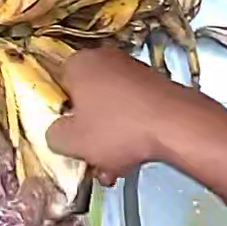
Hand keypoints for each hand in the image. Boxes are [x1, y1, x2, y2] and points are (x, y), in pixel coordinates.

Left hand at [0, 152, 83, 225]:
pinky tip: (74, 224)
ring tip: (74, 196)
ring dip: (54, 205)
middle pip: (18, 187)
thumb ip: (30, 193)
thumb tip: (40, 179)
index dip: (18, 150)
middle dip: (42, 179)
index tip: (38, 139)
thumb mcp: (16, 220)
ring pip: (33, 211)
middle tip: (62, 168)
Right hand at [45, 47, 226, 182]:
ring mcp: (129, 68)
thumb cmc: (117, 127)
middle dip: (87, 132)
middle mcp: (103, 57)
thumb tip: (57, 132)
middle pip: (85, 99)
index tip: (67, 136)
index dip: (61, 114)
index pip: (58, 85)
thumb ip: (53, 135)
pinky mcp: (150, 82)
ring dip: (107, 137)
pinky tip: (131, 156)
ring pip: (107, 107)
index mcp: (79, 62)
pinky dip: (127, 128)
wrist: (173, 122)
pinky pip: (128, 106)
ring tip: (113, 167)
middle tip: (91, 158)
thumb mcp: (72, 141)